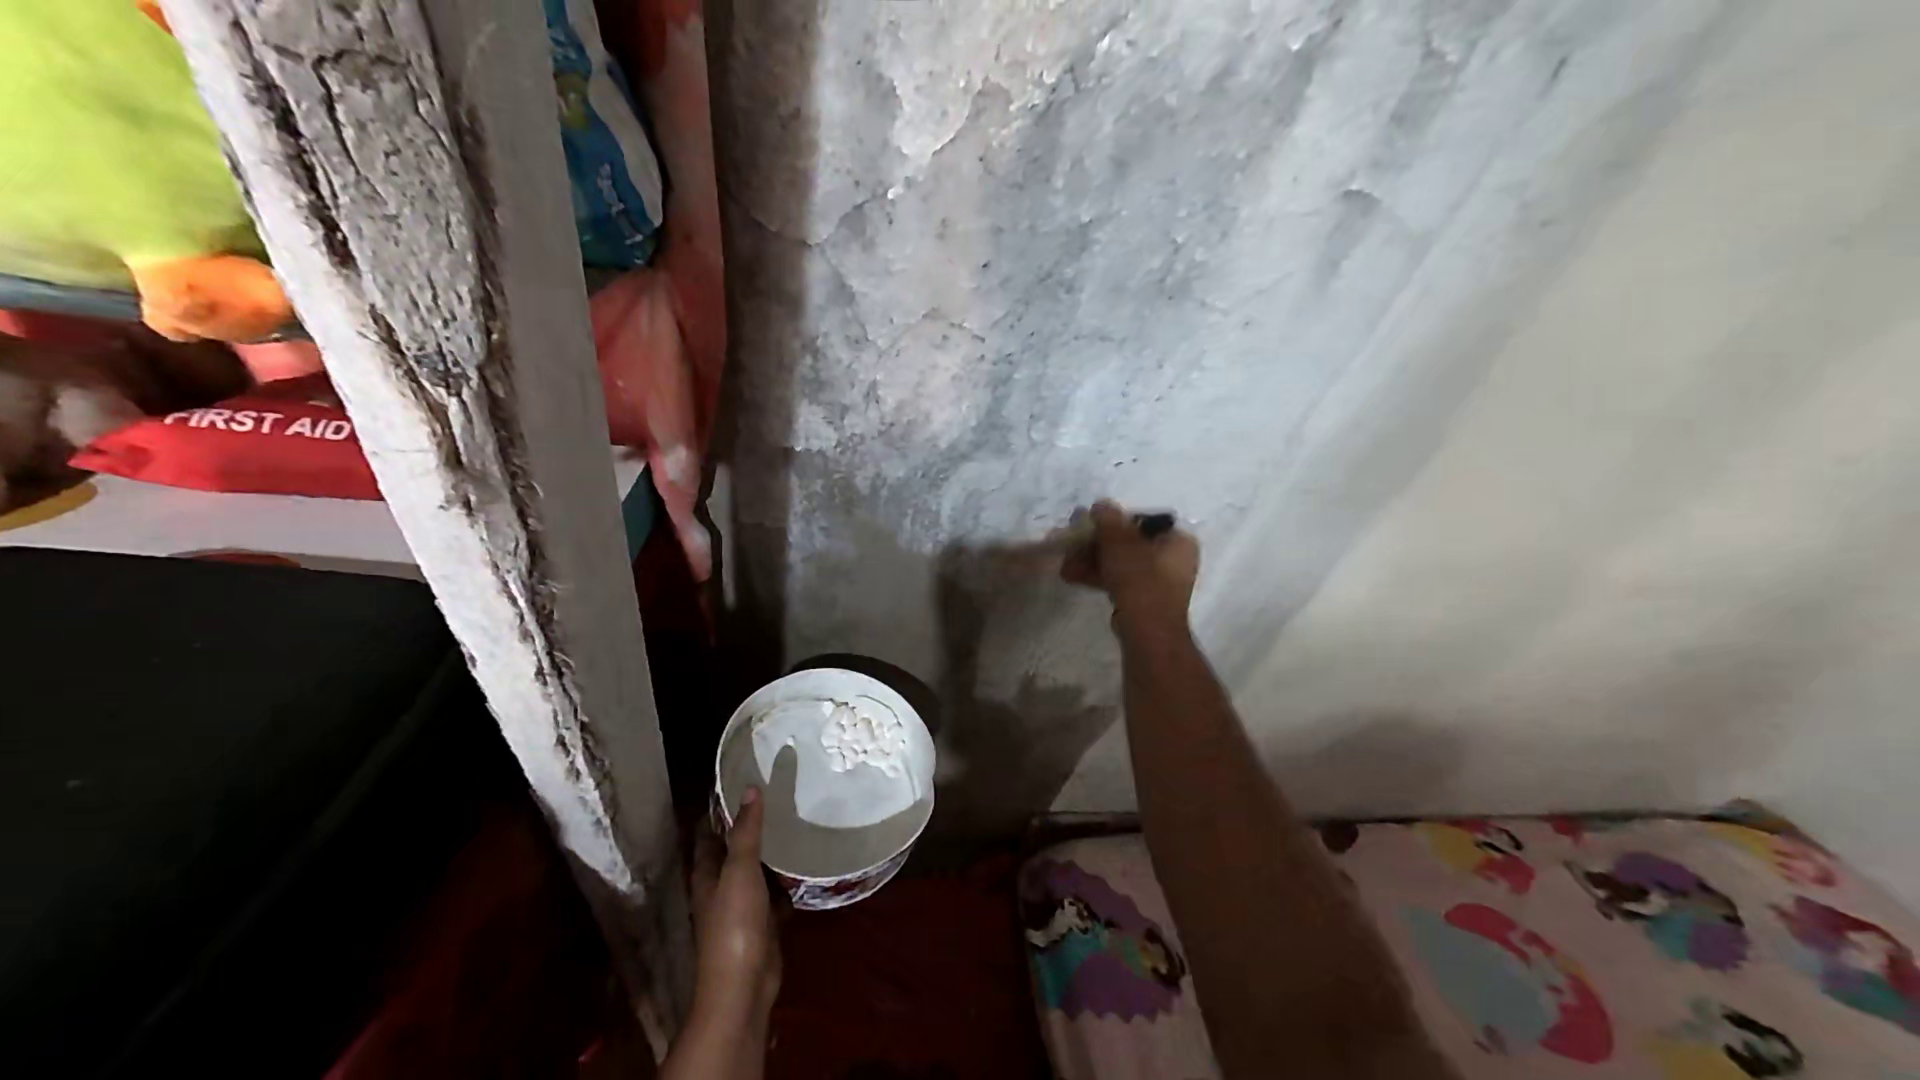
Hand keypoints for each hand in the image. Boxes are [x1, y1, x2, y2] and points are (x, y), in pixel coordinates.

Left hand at [690, 789, 781, 1023]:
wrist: (744, 986)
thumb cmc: (734, 924)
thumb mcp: (739, 871)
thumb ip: (746, 831)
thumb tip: (751, 788)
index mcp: (706, 875)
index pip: (708, 835)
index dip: (720, 811)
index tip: (741, 784)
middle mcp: (721, 889)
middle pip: (733, 852)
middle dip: (750, 830)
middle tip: (776, 800)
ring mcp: (742, 908)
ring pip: (756, 873)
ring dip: (770, 855)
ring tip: (793, 825)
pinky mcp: (763, 925)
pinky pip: (775, 896)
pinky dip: (786, 883)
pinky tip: (803, 868)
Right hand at [1061, 499, 1199, 628]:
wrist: (1147, 631)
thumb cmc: (1140, 579)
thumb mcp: (1120, 542)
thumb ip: (1109, 520)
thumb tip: (1100, 504)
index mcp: (1179, 541)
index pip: (1142, 522)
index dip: (1114, 522)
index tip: (1090, 525)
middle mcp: (1174, 560)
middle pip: (1128, 544)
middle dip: (1095, 545)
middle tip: (1071, 544)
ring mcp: (1158, 582)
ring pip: (1120, 563)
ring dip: (1091, 561)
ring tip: (1066, 564)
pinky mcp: (1143, 600)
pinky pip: (1119, 580)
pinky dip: (1098, 576)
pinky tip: (1072, 576)